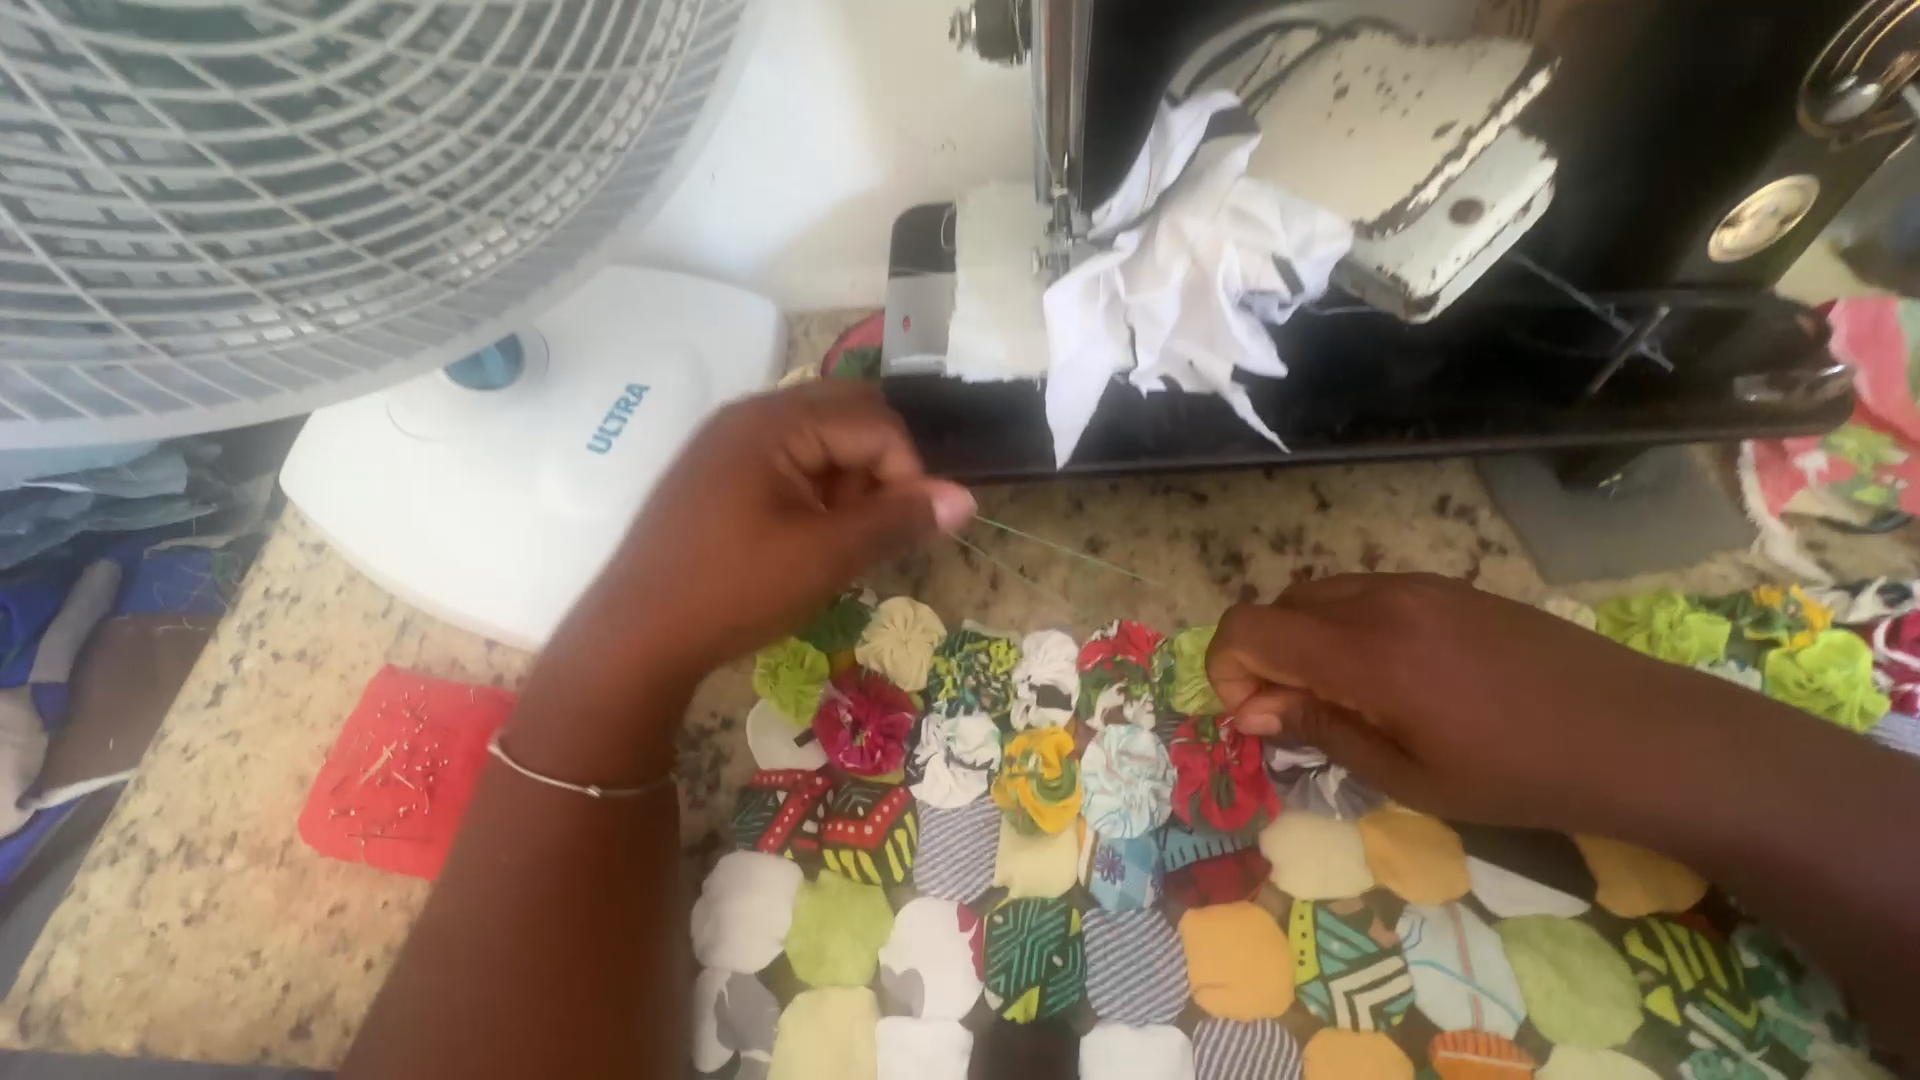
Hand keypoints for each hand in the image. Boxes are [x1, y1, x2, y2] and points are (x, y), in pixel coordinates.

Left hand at [577, 380, 975, 676]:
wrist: (634, 638)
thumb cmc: (734, 591)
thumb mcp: (827, 557)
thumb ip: (898, 520)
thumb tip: (966, 499)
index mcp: (774, 421)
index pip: (875, 421)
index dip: (908, 472)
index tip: (910, 528)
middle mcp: (750, 415)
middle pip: (847, 419)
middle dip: (879, 472)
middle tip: (876, 529)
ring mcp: (728, 443)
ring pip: (820, 442)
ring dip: (848, 484)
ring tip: (838, 543)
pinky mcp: (718, 474)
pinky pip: (788, 463)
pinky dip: (815, 493)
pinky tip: (807, 540)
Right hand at [1206, 573, 1801, 837]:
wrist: (1643, 735)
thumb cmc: (1520, 774)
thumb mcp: (1407, 775)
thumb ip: (1317, 730)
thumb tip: (1250, 710)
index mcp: (1364, 653)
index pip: (1249, 628)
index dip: (1226, 666)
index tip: (1252, 713)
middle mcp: (1379, 601)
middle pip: (1276, 607)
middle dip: (1261, 657)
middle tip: (1292, 712)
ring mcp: (1416, 585)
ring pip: (1316, 595)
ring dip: (1300, 640)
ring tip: (1340, 694)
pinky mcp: (1445, 585)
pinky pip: (1362, 592)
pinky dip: (1341, 626)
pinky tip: (1386, 671)